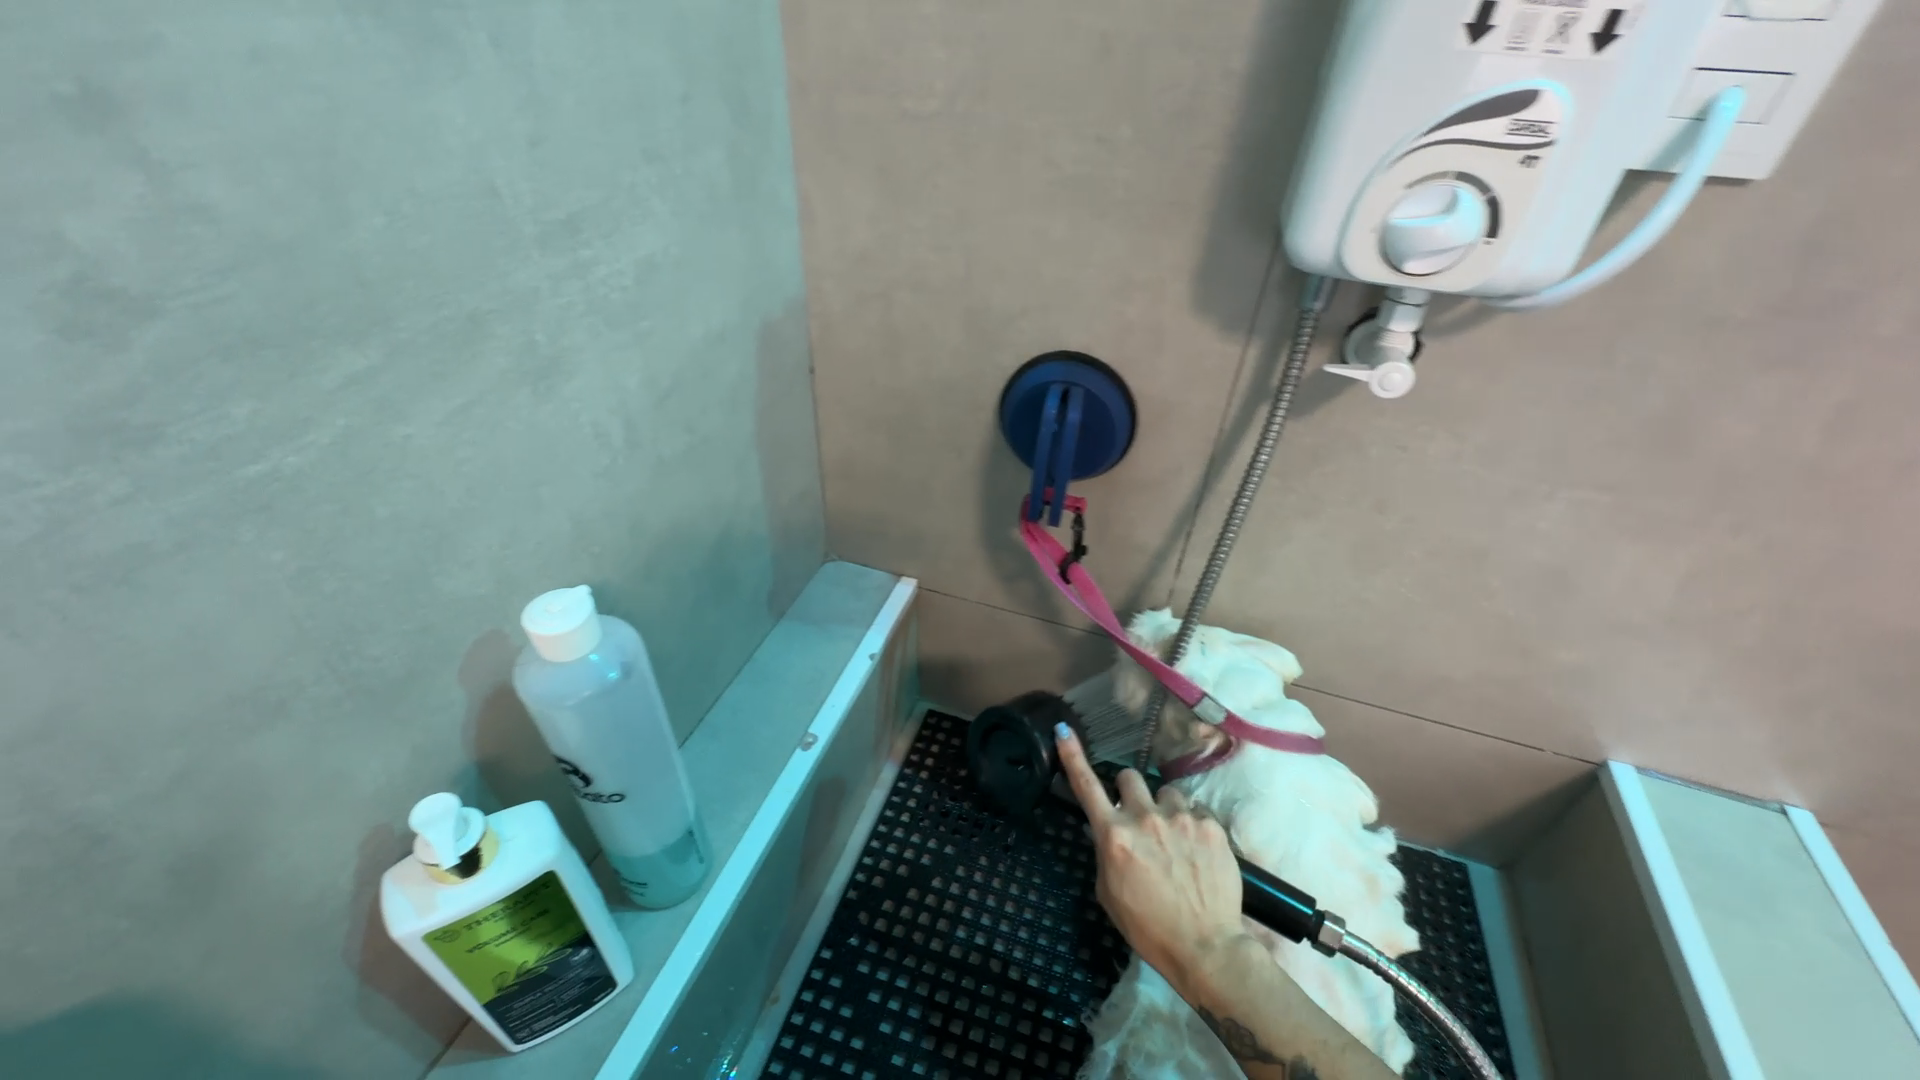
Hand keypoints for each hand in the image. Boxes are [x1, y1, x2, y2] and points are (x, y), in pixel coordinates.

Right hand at [1054, 722, 1250, 990]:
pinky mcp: (1211, 825)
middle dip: (1132, 794)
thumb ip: (1106, 852)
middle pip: (1131, 778)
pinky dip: (1193, 825)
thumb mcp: (1109, 891)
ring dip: (1166, 809)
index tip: (1063, 730)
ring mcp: (1181, 818)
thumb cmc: (1148, 926)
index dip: (1072, 755)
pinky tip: (1197, 851)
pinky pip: (1195, 810)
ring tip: (1175, 840)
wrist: (1205, 947)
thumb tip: (1108, 830)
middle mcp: (1145, 818)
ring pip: (1167, 792)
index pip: (1086, 785)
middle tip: (1140, 818)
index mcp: (1114, 836)